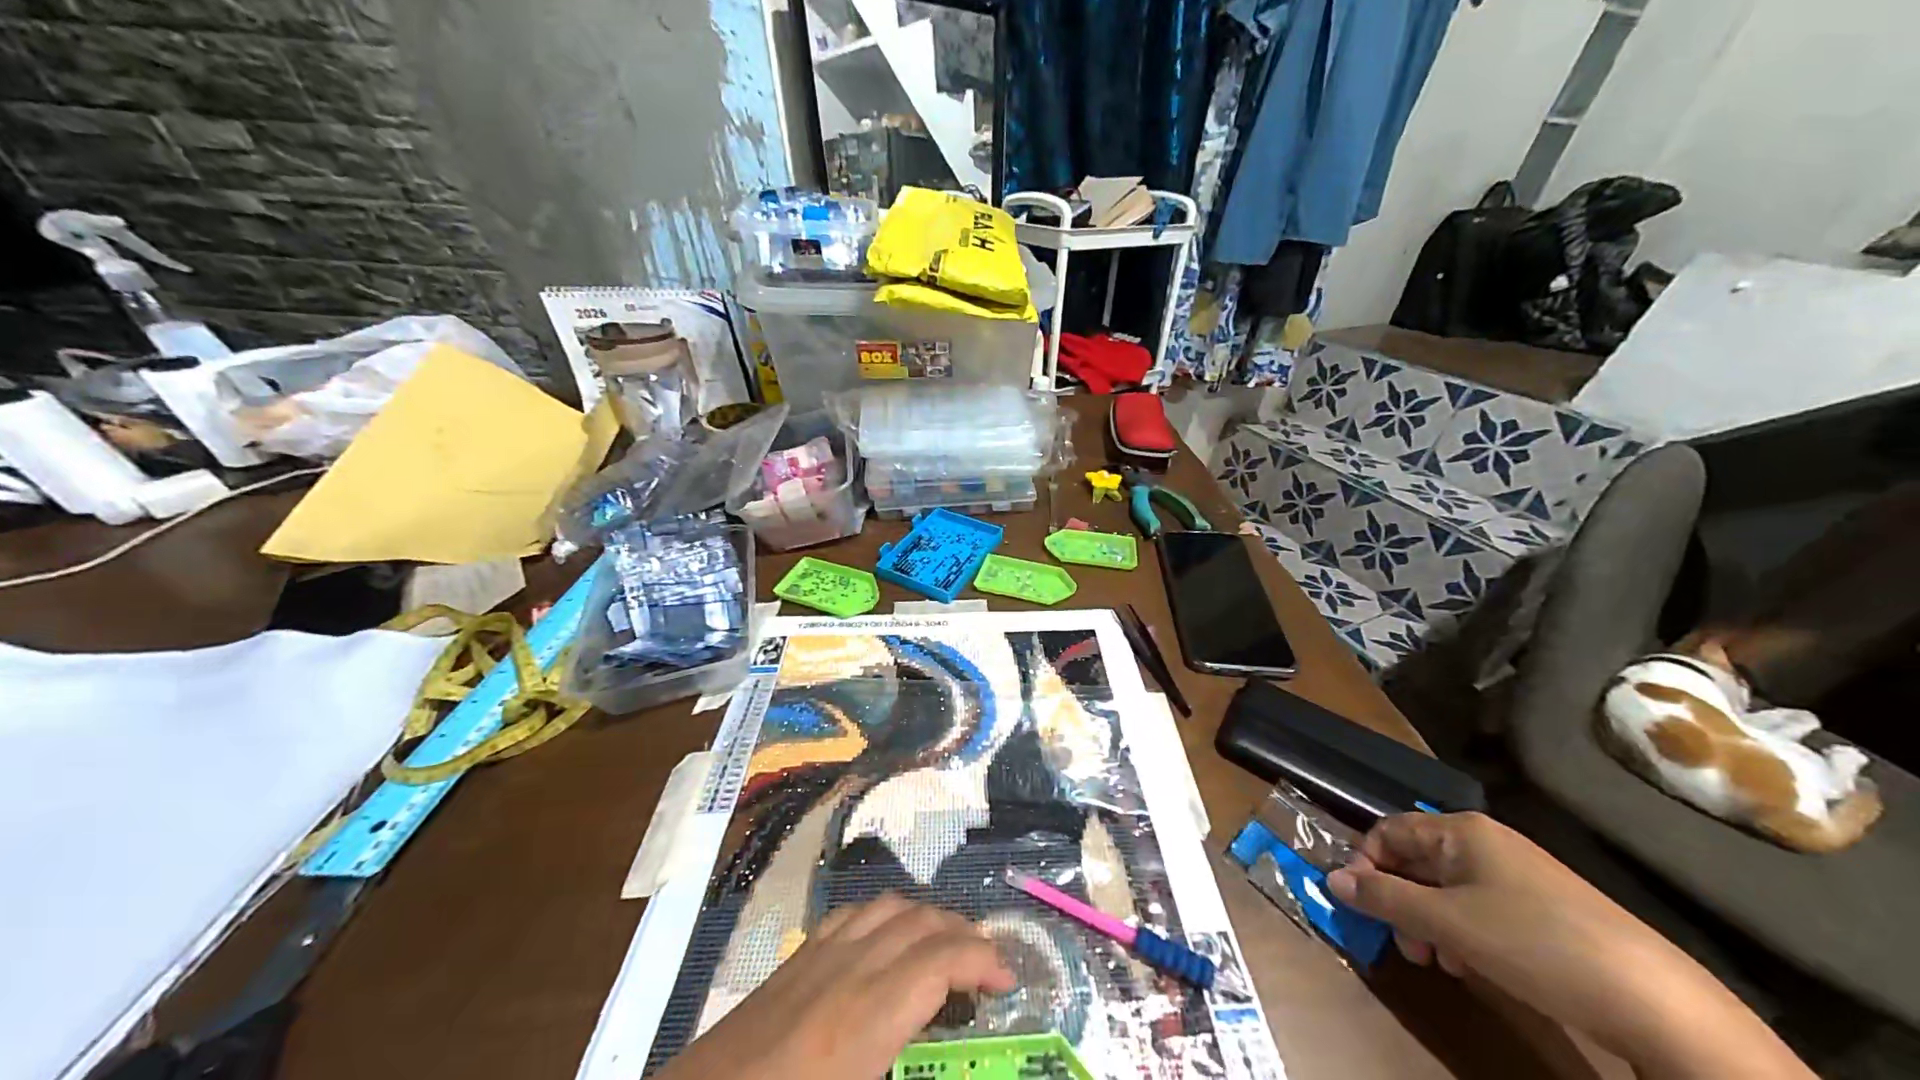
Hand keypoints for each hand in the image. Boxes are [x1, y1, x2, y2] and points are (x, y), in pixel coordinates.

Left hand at [654, 894, 1014, 1079]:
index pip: (941, 960)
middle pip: (922, 923)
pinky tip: (889, 941)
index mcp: (868, 1016)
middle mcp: (850, 968)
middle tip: (987, 971)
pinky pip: (854, 914)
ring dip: (929, 919)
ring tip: (947, 948)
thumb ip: (911, 1062)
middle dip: (965, 936)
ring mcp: (820, 954)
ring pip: (891, 907)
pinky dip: (887, 917)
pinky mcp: (798, 957)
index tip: (1008, 983)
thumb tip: (942, 1057)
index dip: (984, 962)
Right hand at [1328, 812, 1812, 1079]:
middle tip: (1404, 944)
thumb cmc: (1532, 943)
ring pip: (1446, 888)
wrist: (1653, 999)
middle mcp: (1486, 842)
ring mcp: (1517, 874)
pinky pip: (1478, 907)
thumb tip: (1332, 878)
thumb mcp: (1446, 922)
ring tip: (1439, 960)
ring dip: (1428, 922)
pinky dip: (1461, 931)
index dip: (1366, 863)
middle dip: (1399, 900)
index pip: (1388, 830)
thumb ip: (1383, 897)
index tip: (1362, 905)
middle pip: (1415, 860)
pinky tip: (1472, 964)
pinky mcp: (1542, 908)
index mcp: (1461, 831)